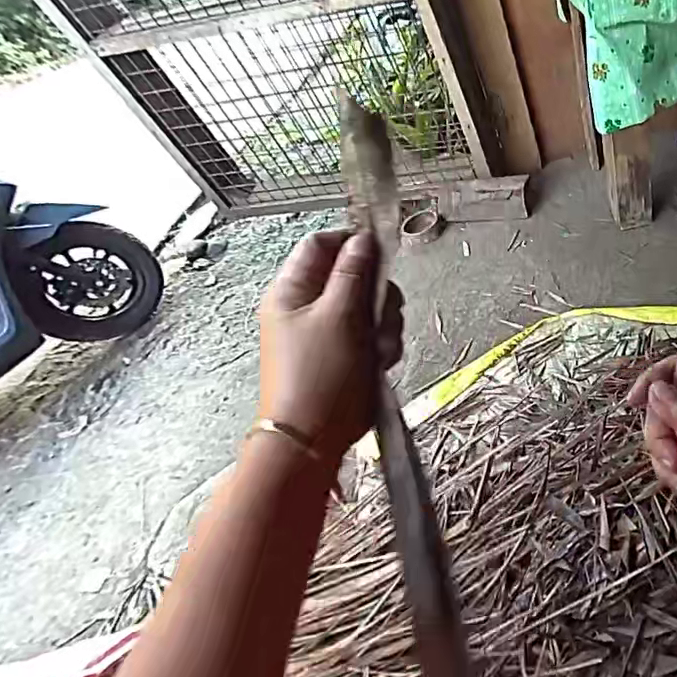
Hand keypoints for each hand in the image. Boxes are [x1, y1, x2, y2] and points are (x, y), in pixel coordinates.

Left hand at [256, 231, 402, 461]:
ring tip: (378, 349)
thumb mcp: (338, 315)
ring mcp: (331, 331)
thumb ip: (354, 273)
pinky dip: (383, 346)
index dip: (352, 243)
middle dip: (378, 295)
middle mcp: (310, 307)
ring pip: (372, 308)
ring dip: (384, 326)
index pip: (322, 244)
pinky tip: (378, 362)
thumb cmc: (318, 376)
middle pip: (356, 277)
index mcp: (293, 290)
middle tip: (381, 313)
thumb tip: (364, 240)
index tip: (381, 254)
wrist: (315, 437)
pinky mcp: (348, 353)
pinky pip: (376, 335)